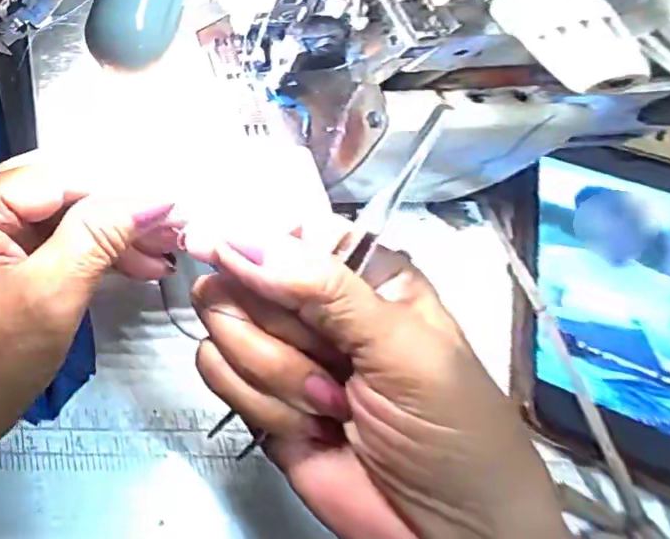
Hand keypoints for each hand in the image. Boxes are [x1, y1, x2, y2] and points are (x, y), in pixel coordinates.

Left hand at [0, 151, 178, 467]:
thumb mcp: (49, 299)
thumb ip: (96, 239)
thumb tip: (150, 199)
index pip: (55, 177)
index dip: (118, 190)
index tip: (174, 208)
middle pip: (56, 190)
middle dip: (116, 211)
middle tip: (174, 231)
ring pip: (56, 212)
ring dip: (107, 232)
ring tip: (161, 252)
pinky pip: (45, 235)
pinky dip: (85, 248)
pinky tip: (129, 262)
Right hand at [191, 222, 567, 538]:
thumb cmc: (457, 442)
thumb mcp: (410, 355)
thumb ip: (324, 290)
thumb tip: (234, 240)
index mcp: (352, 273)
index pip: (279, 227)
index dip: (253, 242)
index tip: (234, 260)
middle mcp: (304, 298)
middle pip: (234, 272)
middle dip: (277, 328)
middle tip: (329, 362)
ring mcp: (274, 342)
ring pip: (217, 320)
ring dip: (274, 374)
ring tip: (331, 406)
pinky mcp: (249, 386)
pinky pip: (211, 366)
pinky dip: (257, 403)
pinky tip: (306, 427)